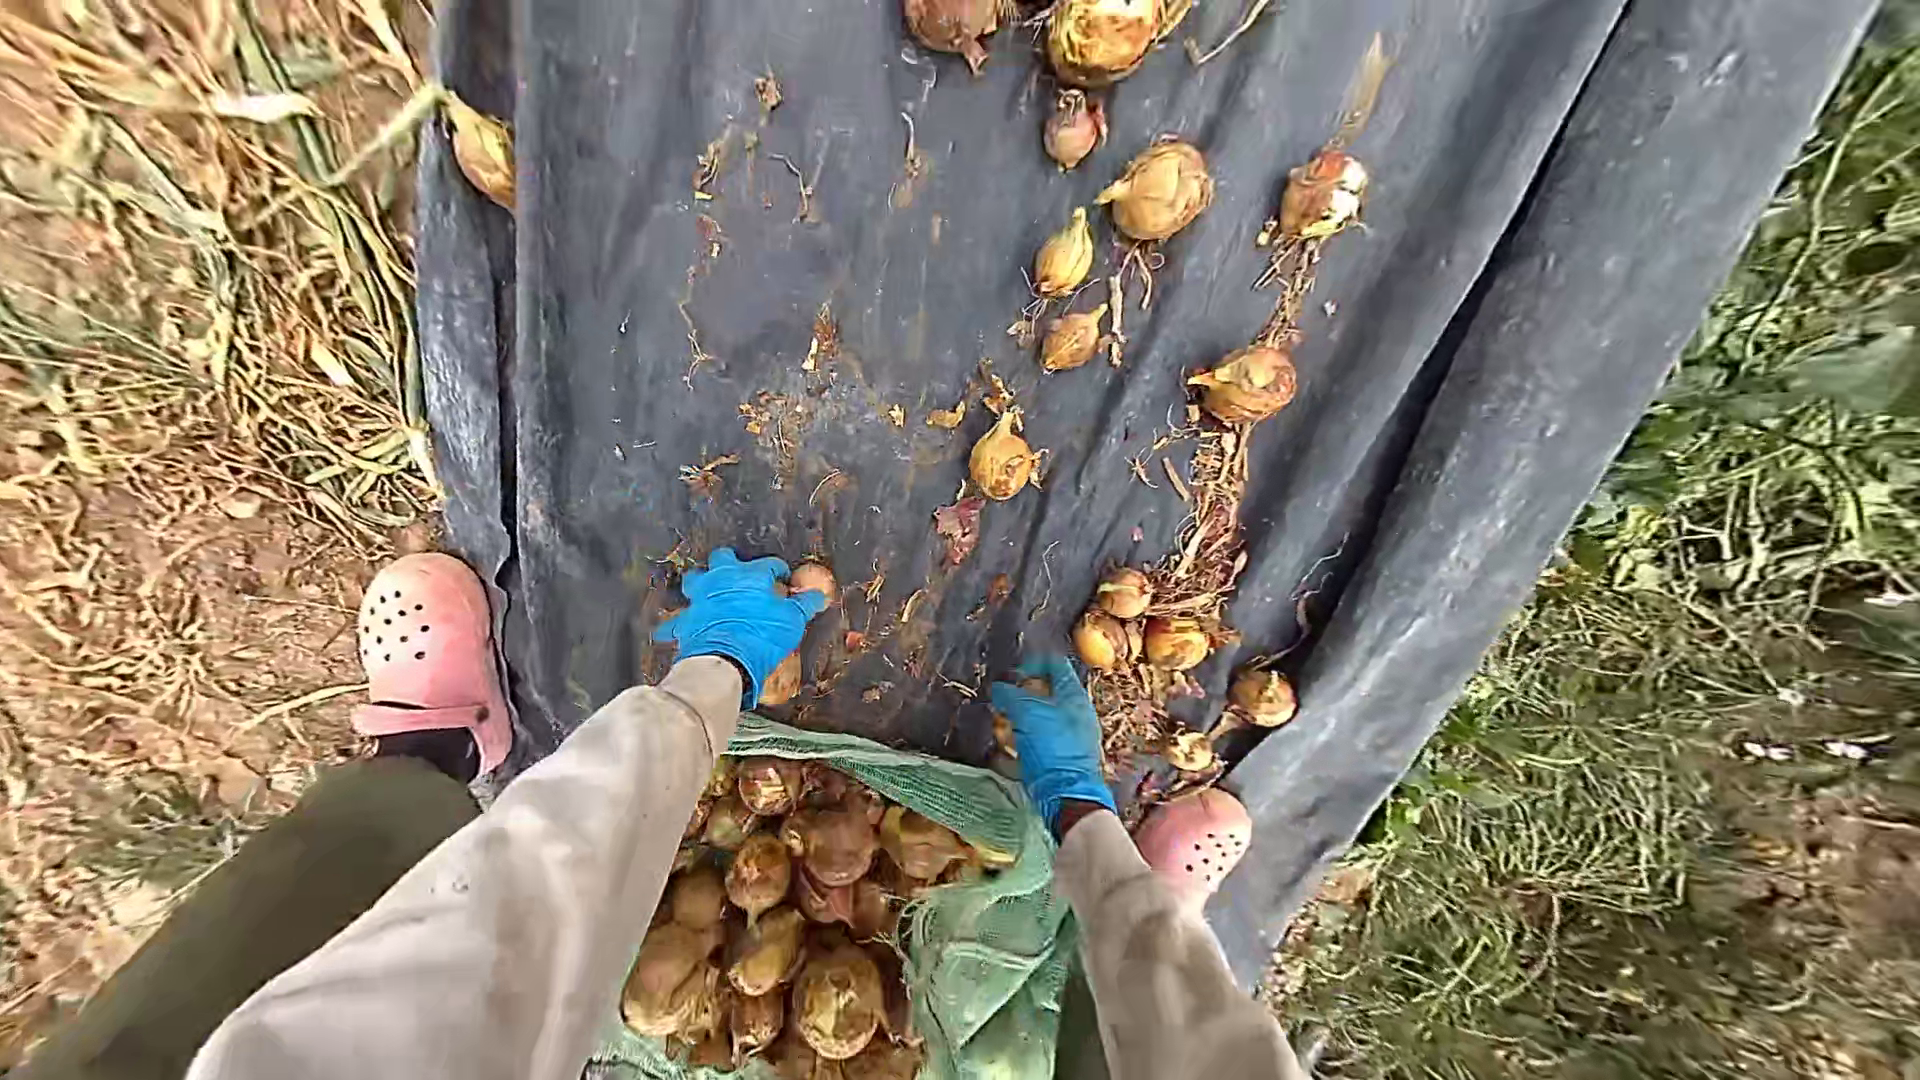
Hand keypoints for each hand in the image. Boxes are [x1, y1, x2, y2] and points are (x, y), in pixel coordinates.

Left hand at [653, 548, 827, 707]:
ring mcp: (700, 599)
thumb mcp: (792, 620)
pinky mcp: (685, 621)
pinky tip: (679, 626)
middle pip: (722, 558)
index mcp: (751, 575)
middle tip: (741, 574)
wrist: (724, 661)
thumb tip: (817, 596)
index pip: (769, 564)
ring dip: (701, 583)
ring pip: (694, 579)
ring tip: (710, 590)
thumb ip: (804, 605)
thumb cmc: (762, 635)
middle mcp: (722, 580)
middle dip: (731, 562)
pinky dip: (679, 622)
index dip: (779, 571)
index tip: (783, 579)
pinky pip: (676, 620)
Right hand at [988, 655, 1116, 833]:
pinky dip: (1020, 744)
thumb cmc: (1051, 746)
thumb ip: (1011, 695)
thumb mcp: (1026, 712)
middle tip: (1001, 701)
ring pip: (1039, 720)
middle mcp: (1076, 714)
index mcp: (1073, 695)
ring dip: (1017, 721)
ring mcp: (1070, 739)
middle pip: (1045, 694)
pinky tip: (1005, 752)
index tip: (1012, 673)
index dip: (1032, 663)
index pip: (1055, 665)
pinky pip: (1038, 745)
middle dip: (1019, 696)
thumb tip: (1000, 688)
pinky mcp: (1061, 760)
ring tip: (998, 727)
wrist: (1068, 797)